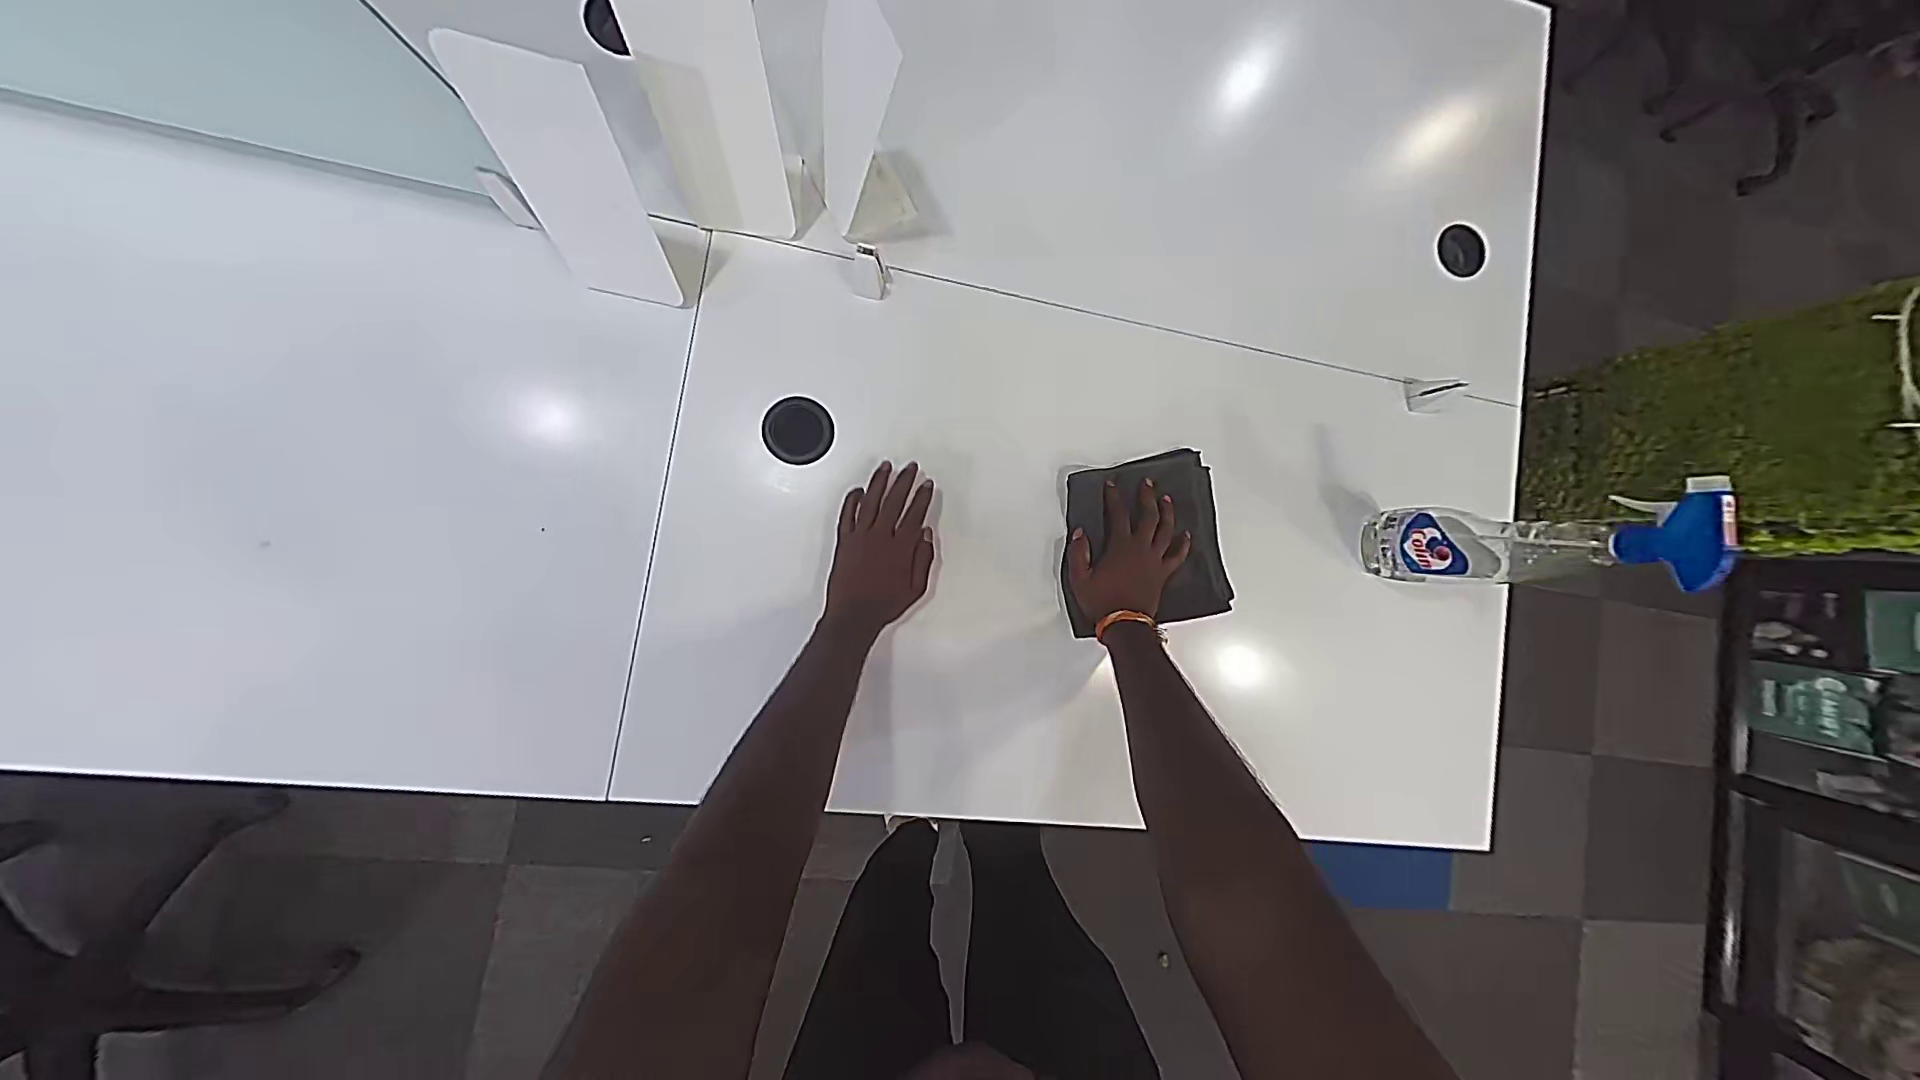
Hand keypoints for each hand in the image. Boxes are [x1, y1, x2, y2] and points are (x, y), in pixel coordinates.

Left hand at [823, 461, 935, 640]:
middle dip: (904, 481)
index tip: (927, 485)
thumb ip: (923, 559)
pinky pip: (847, 514)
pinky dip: (852, 500)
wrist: (853, 615)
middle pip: (895, 501)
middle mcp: (880, 537)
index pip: (915, 514)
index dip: (923, 497)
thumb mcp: (916, 587)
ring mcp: (860, 537)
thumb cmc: (883, 604)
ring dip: (879, 482)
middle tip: (910, 469)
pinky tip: (858, 490)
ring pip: (871, 501)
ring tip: (885, 467)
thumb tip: (925, 536)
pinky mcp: (844, 541)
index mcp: (900, 548)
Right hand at [1067, 478, 1191, 623]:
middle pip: (1148, 516)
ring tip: (1166, 500)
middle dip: (1147, 497)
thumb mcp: (1079, 578)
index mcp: (1120, 547)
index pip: (1118, 514)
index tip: (1112, 485)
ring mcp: (1154, 560)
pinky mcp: (1163, 574)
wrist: (1124, 624)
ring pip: (1166, 530)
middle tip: (1147, 484)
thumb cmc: (1102, 602)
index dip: (1114, 497)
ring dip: (1167, 512)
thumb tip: (1080, 534)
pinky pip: (1177, 555)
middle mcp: (1140, 549)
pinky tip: (1186, 534)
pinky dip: (1183, 543)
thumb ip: (1078, 553)